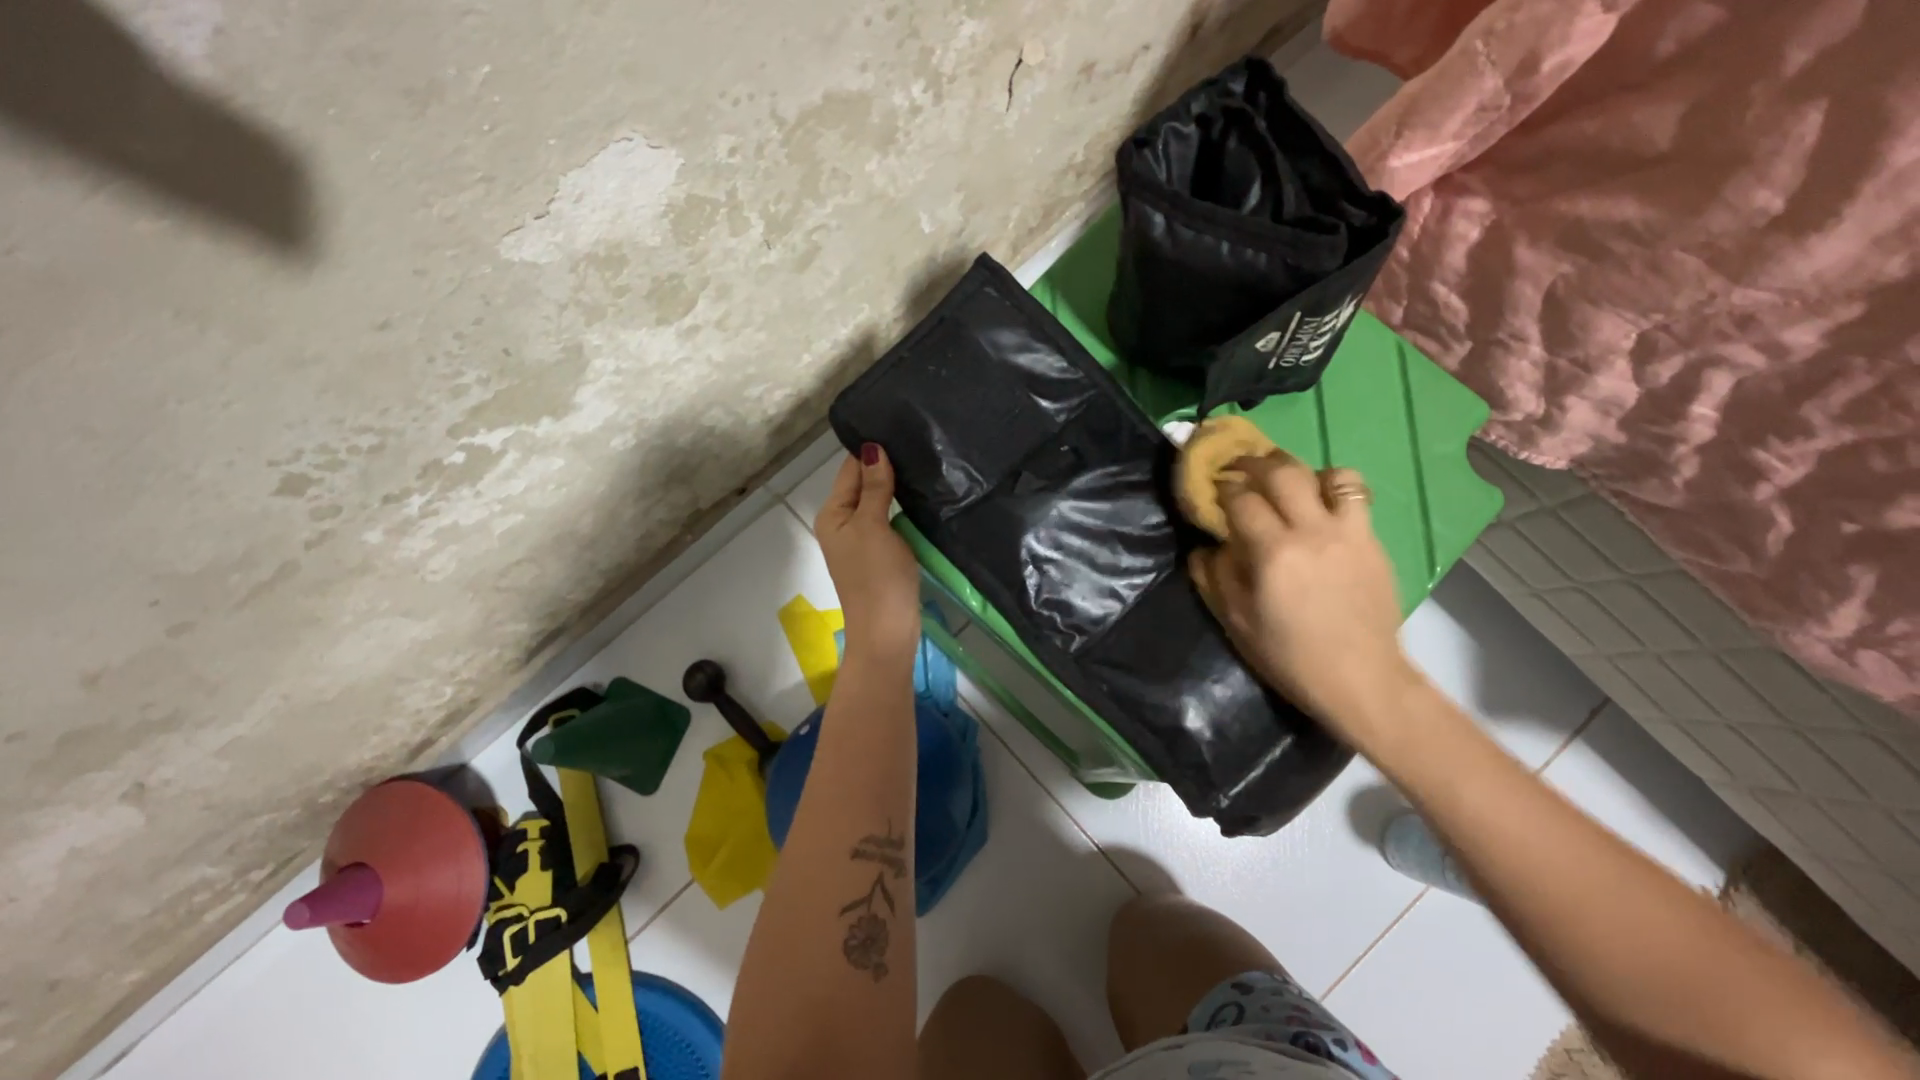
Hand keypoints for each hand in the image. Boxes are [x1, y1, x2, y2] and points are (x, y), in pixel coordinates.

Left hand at [815, 445, 921, 661]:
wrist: (887, 632)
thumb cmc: (877, 577)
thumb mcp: (874, 526)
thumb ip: (874, 487)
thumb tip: (872, 448)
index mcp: (832, 514)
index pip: (851, 469)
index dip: (873, 450)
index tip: (901, 428)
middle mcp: (841, 524)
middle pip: (863, 485)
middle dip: (886, 467)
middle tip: (919, 442)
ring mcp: (861, 541)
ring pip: (879, 503)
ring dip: (897, 488)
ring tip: (924, 464)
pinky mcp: (879, 555)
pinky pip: (889, 521)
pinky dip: (902, 509)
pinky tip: (922, 498)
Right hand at [1188, 454, 1419, 745]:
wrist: (1361, 679)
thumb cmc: (1291, 658)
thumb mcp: (1237, 624)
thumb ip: (1215, 578)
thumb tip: (1206, 547)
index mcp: (1274, 553)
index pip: (1241, 500)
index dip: (1222, 489)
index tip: (1212, 490)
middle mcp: (1312, 531)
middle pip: (1282, 473)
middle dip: (1255, 463)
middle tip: (1239, 468)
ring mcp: (1349, 533)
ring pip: (1329, 474)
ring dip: (1301, 471)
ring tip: (1286, 482)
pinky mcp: (1372, 541)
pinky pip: (1356, 497)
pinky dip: (1335, 489)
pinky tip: (1321, 505)